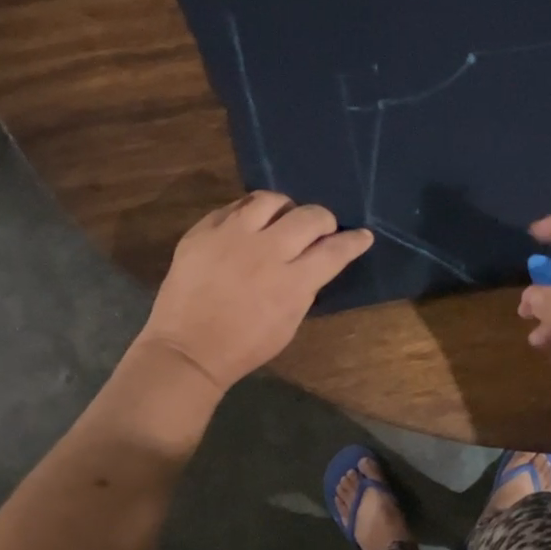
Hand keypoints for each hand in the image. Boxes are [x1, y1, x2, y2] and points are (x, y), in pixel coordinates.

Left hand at [136, 192, 372, 391]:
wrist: (188, 349)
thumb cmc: (244, 346)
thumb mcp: (288, 323)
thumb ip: (305, 287)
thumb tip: (314, 262)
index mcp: (292, 282)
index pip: (334, 250)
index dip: (353, 241)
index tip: (362, 235)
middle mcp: (266, 250)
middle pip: (309, 216)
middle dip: (323, 220)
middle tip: (320, 229)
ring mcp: (232, 236)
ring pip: (270, 200)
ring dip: (284, 208)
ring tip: (281, 220)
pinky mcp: (203, 230)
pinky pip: (233, 207)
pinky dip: (248, 214)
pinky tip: (248, 227)